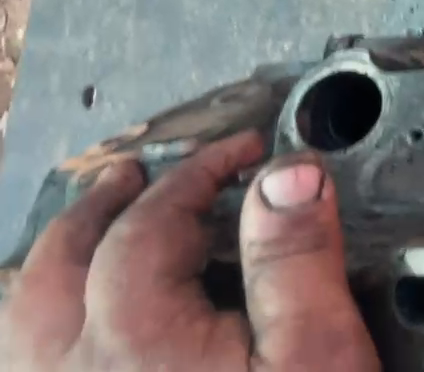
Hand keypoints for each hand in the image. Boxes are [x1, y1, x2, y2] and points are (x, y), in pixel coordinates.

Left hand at [0, 131, 378, 371]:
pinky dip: (26, 325)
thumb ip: (294, 258)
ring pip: (7, 324)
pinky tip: (62, 321)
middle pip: (51, 269)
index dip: (200, 173)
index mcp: (137, 340)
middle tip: (142, 172)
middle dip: (102, 208)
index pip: (151, 226)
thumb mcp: (316, 350)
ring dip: (44, 262)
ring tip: (89, 229)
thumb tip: (288, 169)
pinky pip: (16, 365)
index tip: (249, 148)